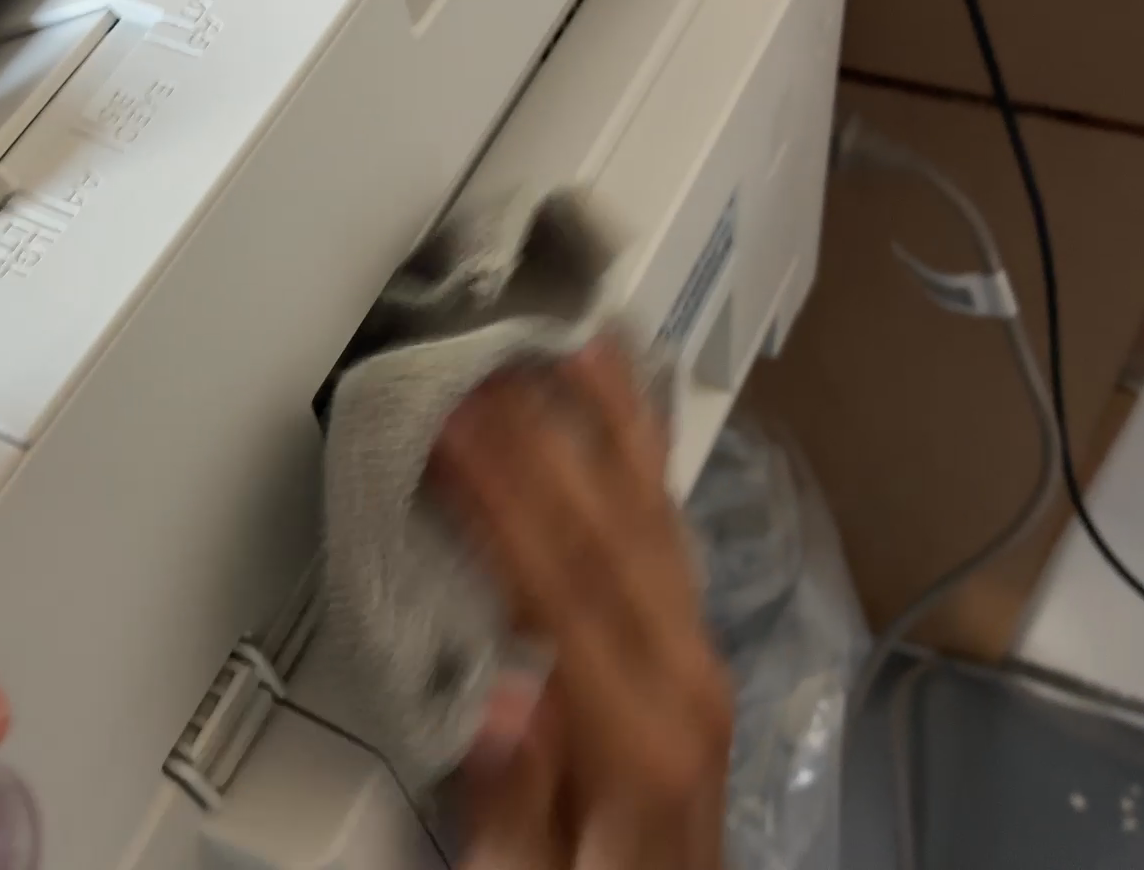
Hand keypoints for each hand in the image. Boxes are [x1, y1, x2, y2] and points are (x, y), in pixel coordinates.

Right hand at [433, 340, 732, 869]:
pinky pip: (666, 515)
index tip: (449, 429)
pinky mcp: (687, 617)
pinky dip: (647, 448)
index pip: (560, 585)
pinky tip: (628, 399)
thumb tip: (498, 696)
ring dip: (608, 418)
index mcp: (639, 729)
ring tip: (571, 340)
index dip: (501, 498)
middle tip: (482, 363)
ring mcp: (694, 631)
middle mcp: (683, 664)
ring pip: (652, 505)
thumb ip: (512, 803)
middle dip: (538, 436)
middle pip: (607, 526)